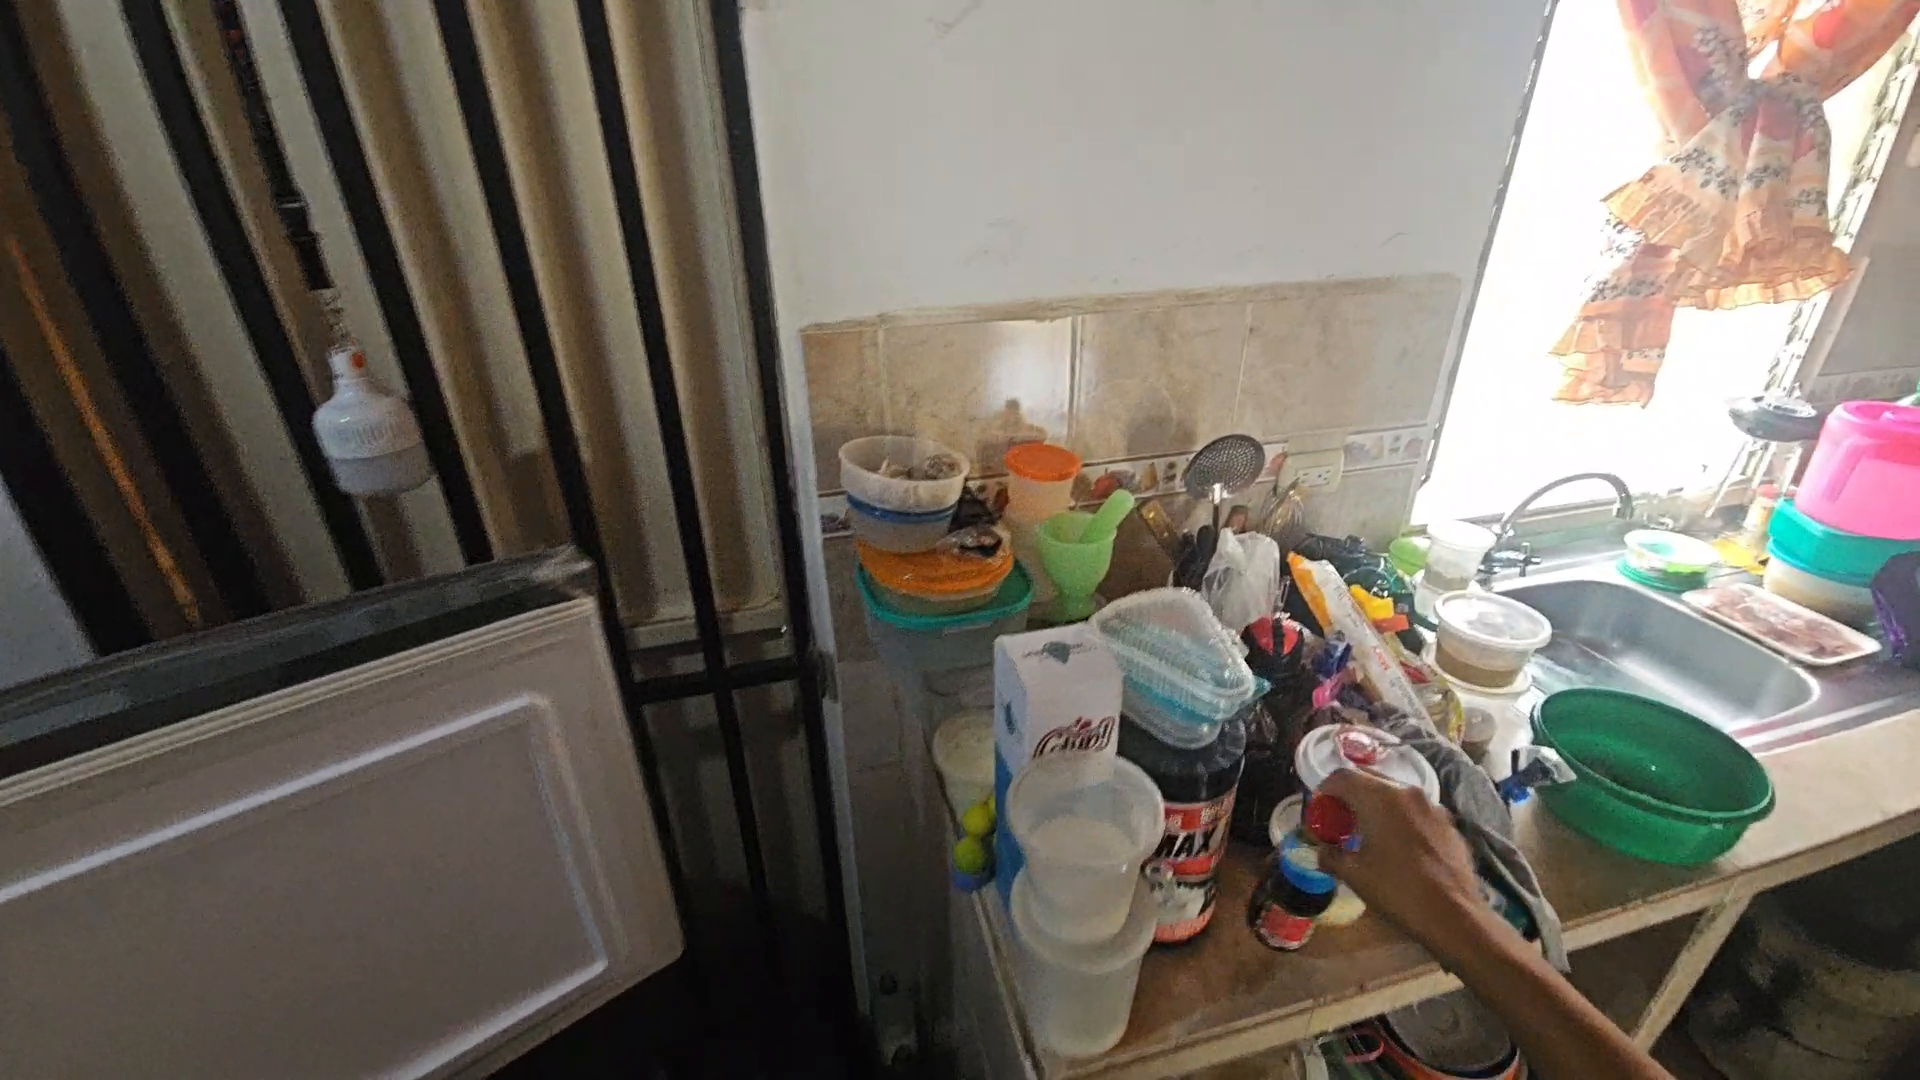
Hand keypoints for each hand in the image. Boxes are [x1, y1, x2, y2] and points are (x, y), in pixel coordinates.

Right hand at [1314, 768, 1488, 958]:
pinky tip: (1401, 846)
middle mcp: (1406, 793)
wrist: (1456, 918)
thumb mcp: (1353, 874)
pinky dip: (1402, 819)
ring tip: (1371, 831)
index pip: (1342, 776)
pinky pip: (1417, 812)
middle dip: (1351, 794)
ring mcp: (1433, 807)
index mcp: (1378, 797)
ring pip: (1395, 794)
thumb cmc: (1397, 890)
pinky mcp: (1450, 825)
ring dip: (1378, 805)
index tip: (1320, 809)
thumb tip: (1321, 852)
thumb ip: (1330, 855)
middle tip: (1342, 818)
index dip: (1325, 789)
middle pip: (1369, 779)